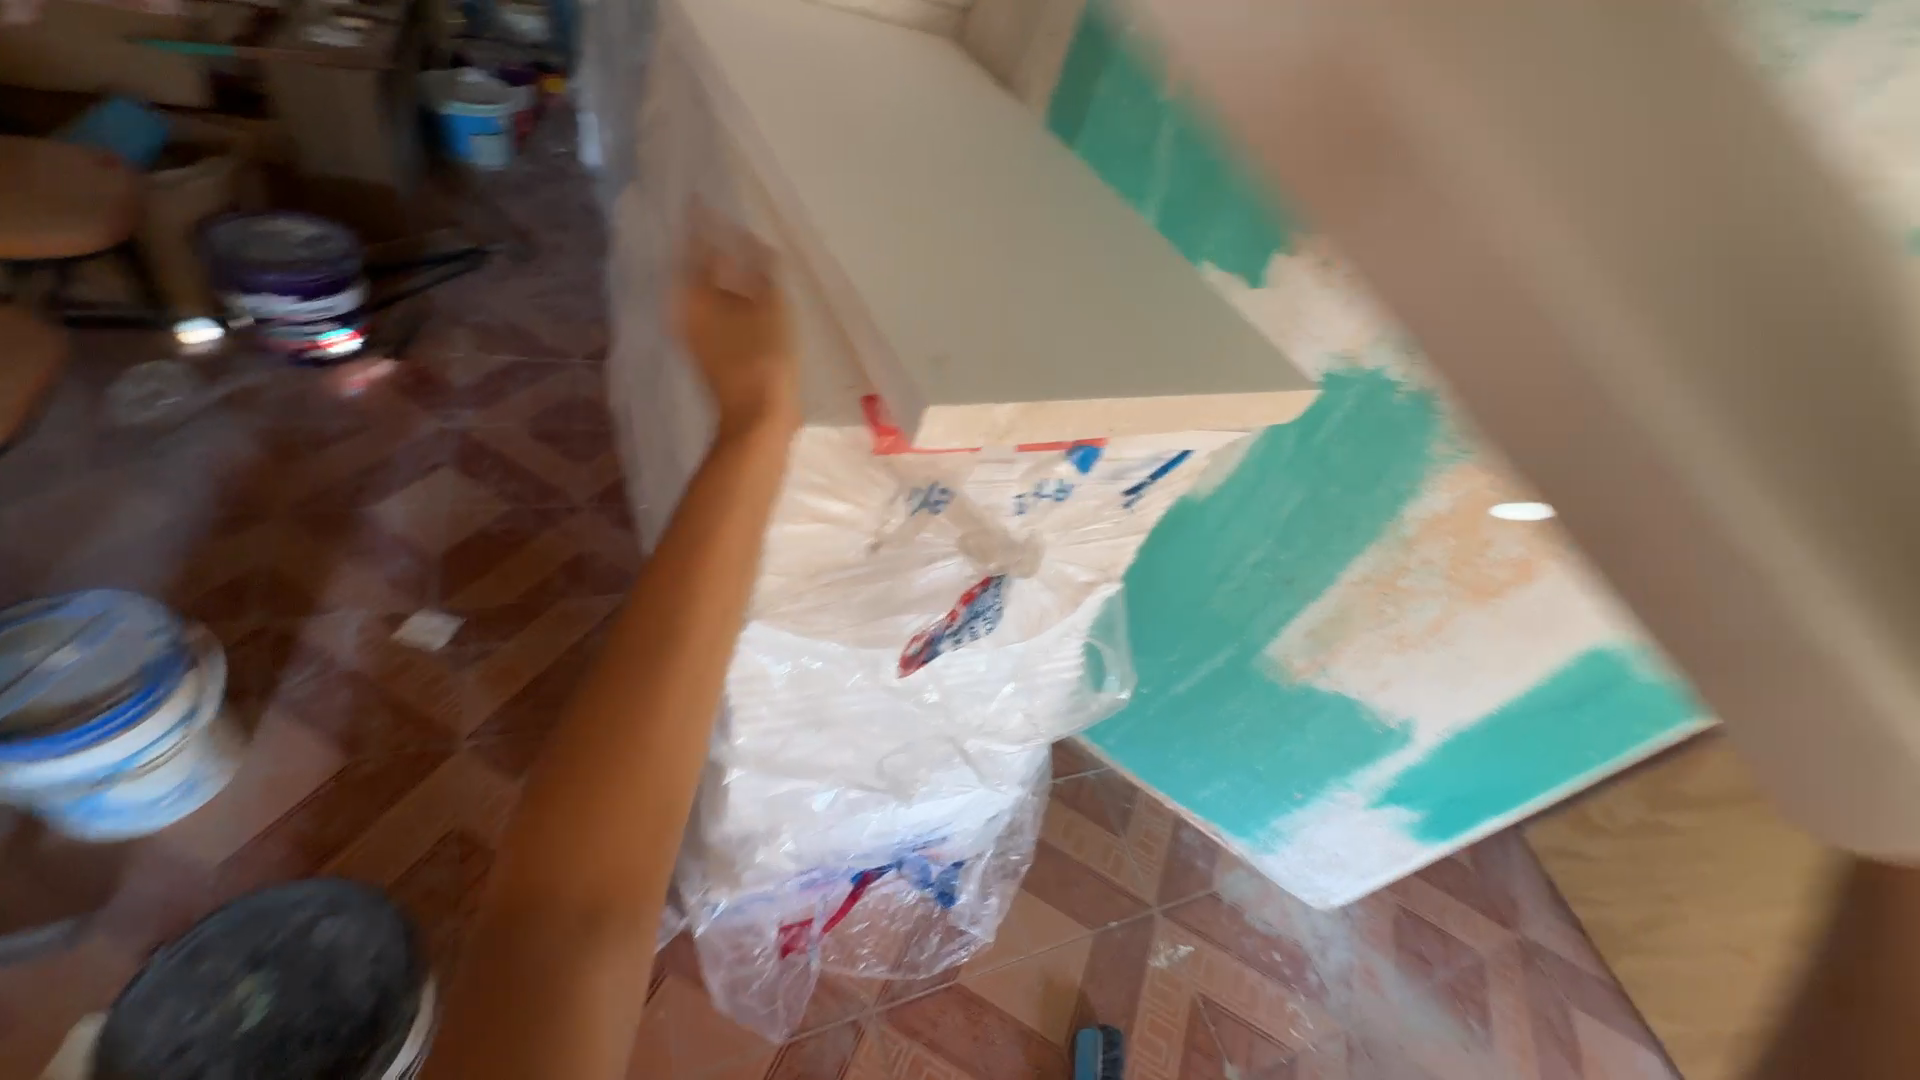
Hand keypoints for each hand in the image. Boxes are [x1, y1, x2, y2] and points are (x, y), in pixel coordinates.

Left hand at [674, 207, 799, 439]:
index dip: (702, 218)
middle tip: (728, 219)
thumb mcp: (770, 306)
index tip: (705, 194)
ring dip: (724, 273)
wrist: (757, 421)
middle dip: (713, 245)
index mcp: (692, 292)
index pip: (695, 241)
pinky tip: (748, 294)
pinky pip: (717, 311)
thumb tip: (753, 241)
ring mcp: (693, 334)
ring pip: (707, 290)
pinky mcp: (707, 352)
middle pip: (697, 266)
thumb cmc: (763, 360)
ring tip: (744, 254)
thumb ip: (760, 268)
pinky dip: (729, 297)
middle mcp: (683, 309)